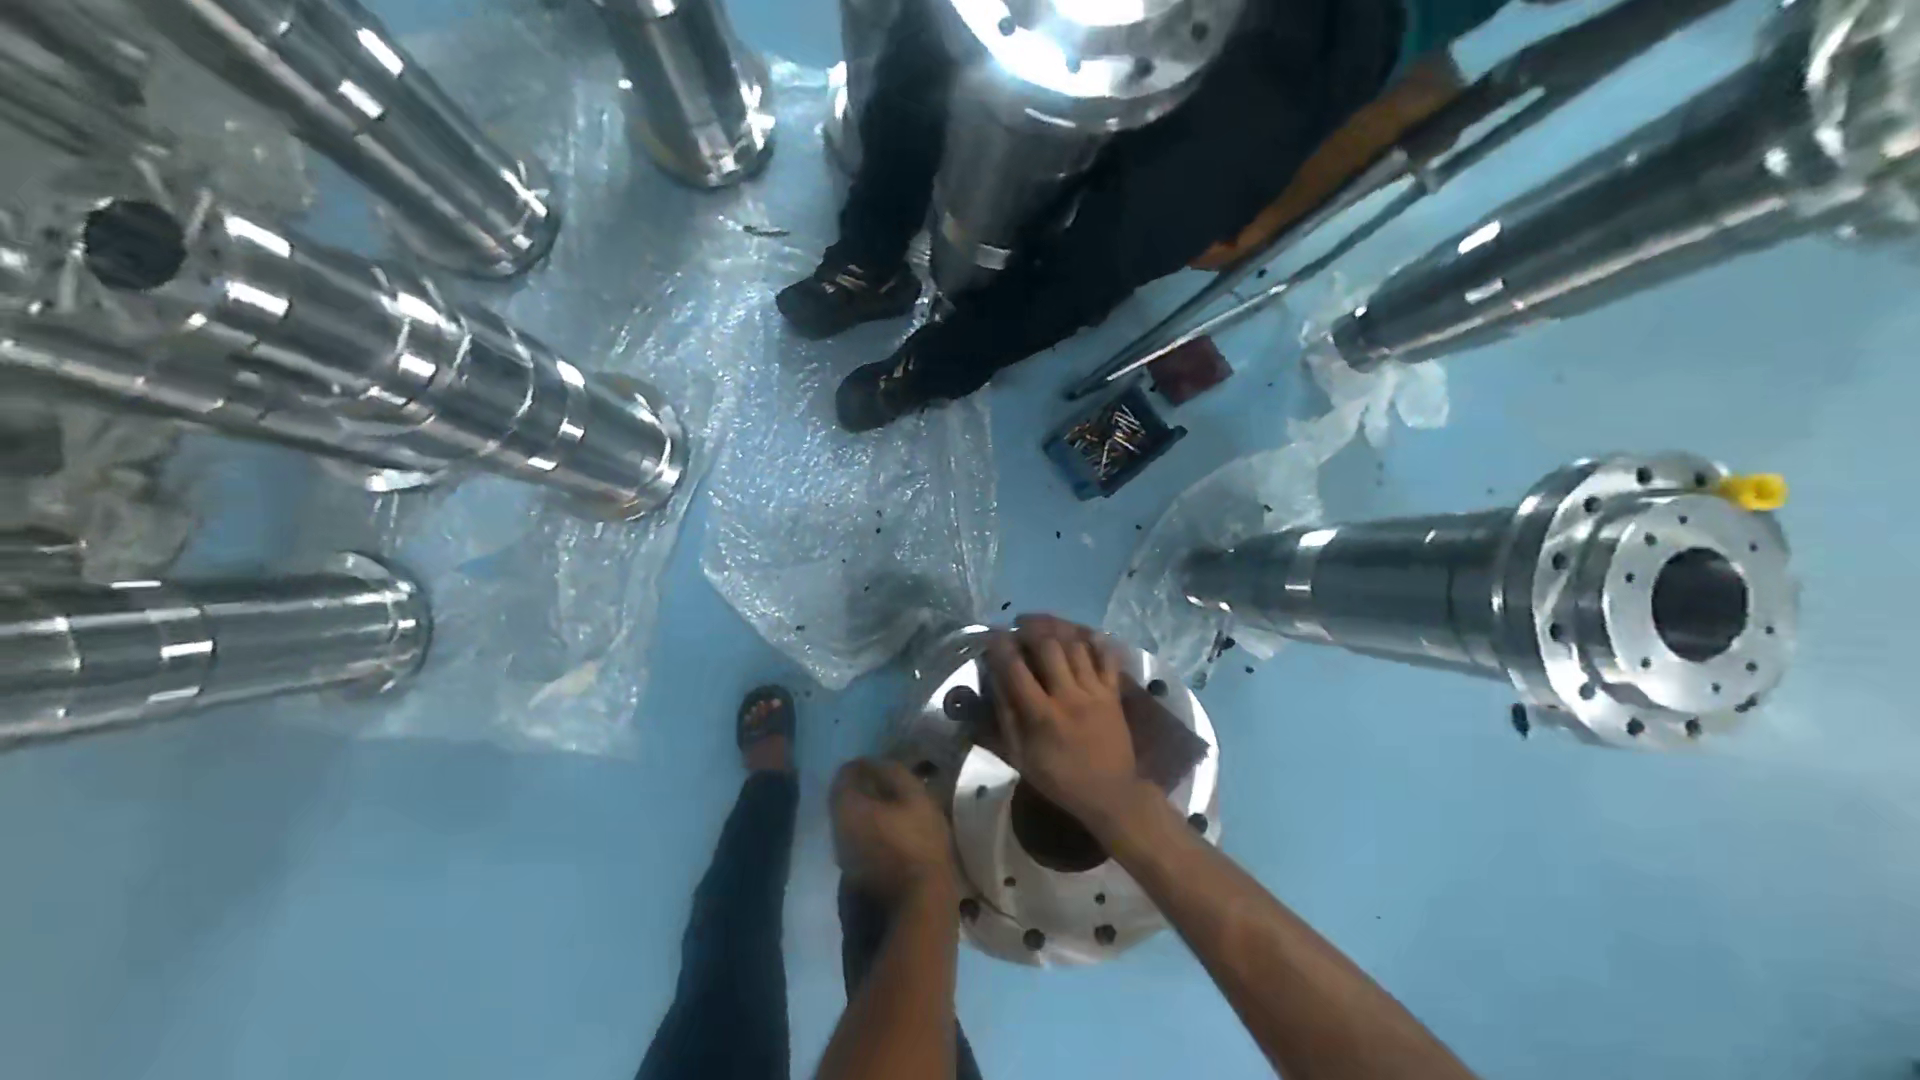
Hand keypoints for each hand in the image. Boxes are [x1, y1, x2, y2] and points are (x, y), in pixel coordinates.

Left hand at [831, 759, 957, 908]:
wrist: (919, 900)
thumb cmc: (919, 842)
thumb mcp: (914, 796)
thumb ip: (892, 772)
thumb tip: (876, 762)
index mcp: (848, 807)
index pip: (845, 773)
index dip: (864, 764)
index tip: (884, 764)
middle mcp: (837, 827)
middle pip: (844, 796)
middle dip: (863, 786)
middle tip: (889, 782)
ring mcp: (842, 852)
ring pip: (849, 818)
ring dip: (866, 807)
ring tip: (893, 804)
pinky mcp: (852, 870)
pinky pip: (855, 836)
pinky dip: (868, 826)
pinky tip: (890, 828)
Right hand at [985, 615, 1147, 826]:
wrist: (1110, 793)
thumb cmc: (1060, 779)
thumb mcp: (1021, 758)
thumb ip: (1006, 719)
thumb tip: (994, 683)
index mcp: (1041, 716)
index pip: (1015, 670)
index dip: (1001, 646)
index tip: (993, 634)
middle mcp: (1068, 697)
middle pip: (1048, 648)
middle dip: (1030, 629)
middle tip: (1018, 625)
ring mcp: (1094, 692)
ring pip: (1076, 646)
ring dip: (1057, 628)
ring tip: (1043, 622)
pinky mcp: (1113, 693)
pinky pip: (1106, 658)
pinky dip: (1095, 641)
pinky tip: (1082, 632)